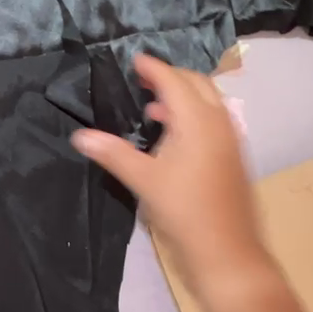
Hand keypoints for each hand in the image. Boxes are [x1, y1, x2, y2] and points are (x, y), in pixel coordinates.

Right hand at [72, 55, 276, 304]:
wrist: (227, 251)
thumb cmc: (183, 213)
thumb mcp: (143, 181)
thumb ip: (113, 154)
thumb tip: (80, 136)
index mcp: (197, 122)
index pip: (174, 82)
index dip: (153, 69)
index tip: (134, 60)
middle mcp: (219, 123)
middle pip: (197, 84)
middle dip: (170, 77)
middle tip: (143, 80)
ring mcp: (230, 140)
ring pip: (208, 103)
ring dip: (183, 97)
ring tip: (154, 107)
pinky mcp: (232, 157)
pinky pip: (213, 121)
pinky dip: (192, 116)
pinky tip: (173, 137)